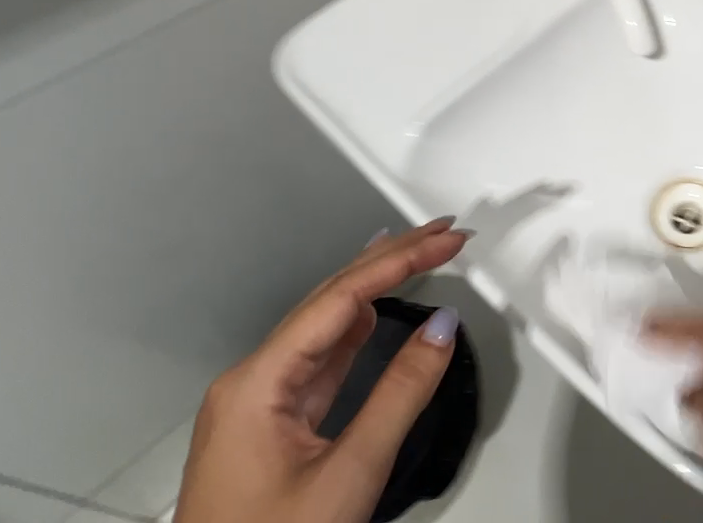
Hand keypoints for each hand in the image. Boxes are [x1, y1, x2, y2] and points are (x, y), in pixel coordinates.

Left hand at [175, 219, 469, 522]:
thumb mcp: (351, 471)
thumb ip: (402, 390)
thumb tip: (444, 324)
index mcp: (259, 383)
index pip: (342, 298)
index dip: (401, 260)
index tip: (449, 239)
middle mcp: (252, 380)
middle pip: (329, 299)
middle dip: (391, 258)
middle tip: (445, 232)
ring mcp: (260, 400)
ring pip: (326, 322)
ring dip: (377, 284)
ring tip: (420, 253)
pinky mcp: (272, 420)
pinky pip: (321, 354)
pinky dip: (359, 321)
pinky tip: (377, 306)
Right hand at [643, 312, 702, 481]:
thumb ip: (689, 395)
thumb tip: (685, 388)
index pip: (677, 323)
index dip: (652, 327)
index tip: (631, 326)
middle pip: (697, 327)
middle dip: (673, 335)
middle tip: (645, 340)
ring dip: (692, 351)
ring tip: (667, 363)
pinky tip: (700, 383)